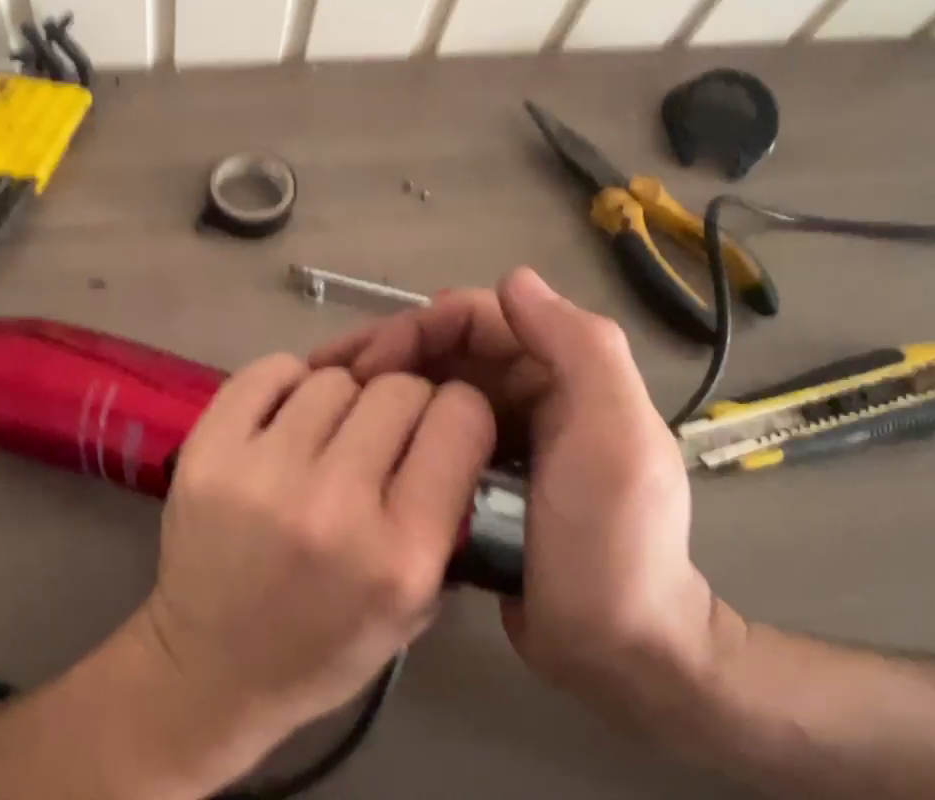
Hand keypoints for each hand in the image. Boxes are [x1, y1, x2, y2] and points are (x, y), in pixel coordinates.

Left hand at [135, 354, 495, 747]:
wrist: (212, 666)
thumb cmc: (323, 646)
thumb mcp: (415, 607)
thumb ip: (443, 517)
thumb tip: (450, 429)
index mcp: (401, 554)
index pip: (458, 423)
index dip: (458, 413)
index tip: (441, 425)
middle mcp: (335, 505)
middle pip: (396, 391)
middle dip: (401, 404)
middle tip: (379, 434)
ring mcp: (263, 473)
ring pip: (333, 378)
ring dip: (341, 399)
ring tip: (325, 435)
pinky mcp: (208, 453)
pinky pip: (266, 373)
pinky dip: (285, 383)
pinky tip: (284, 416)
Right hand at [311, 268, 744, 736]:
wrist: (616, 656)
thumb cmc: (612, 544)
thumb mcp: (613, 440)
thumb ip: (580, 350)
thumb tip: (512, 277)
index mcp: (563, 376)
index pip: (477, 321)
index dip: (417, 329)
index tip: (367, 365)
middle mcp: (526, 397)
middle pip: (443, 352)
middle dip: (383, 355)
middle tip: (322, 381)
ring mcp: (495, 441)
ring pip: (426, 391)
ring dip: (376, 389)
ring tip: (318, 405)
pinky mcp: (468, 481)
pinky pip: (422, 438)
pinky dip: (385, 430)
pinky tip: (343, 440)